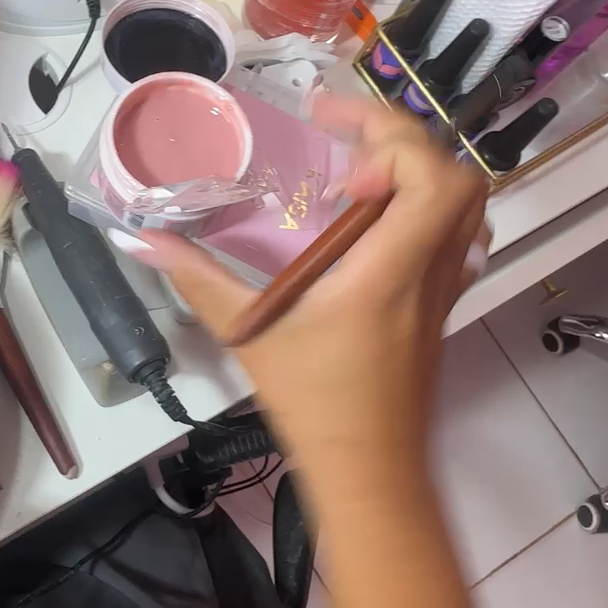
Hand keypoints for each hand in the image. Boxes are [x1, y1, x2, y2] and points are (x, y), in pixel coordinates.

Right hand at [140, 99, 489, 471]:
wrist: (369, 470)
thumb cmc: (314, 405)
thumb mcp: (248, 334)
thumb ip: (195, 279)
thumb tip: (140, 239)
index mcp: (389, 269)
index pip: (429, 175)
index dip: (390, 138)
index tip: (332, 143)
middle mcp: (430, 269)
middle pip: (456, 176)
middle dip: (401, 139)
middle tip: (341, 139)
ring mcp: (446, 287)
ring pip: (468, 204)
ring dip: (422, 171)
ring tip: (364, 171)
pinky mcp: (443, 305)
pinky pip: (460, 236)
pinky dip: (431, 208)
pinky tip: (384, 221)